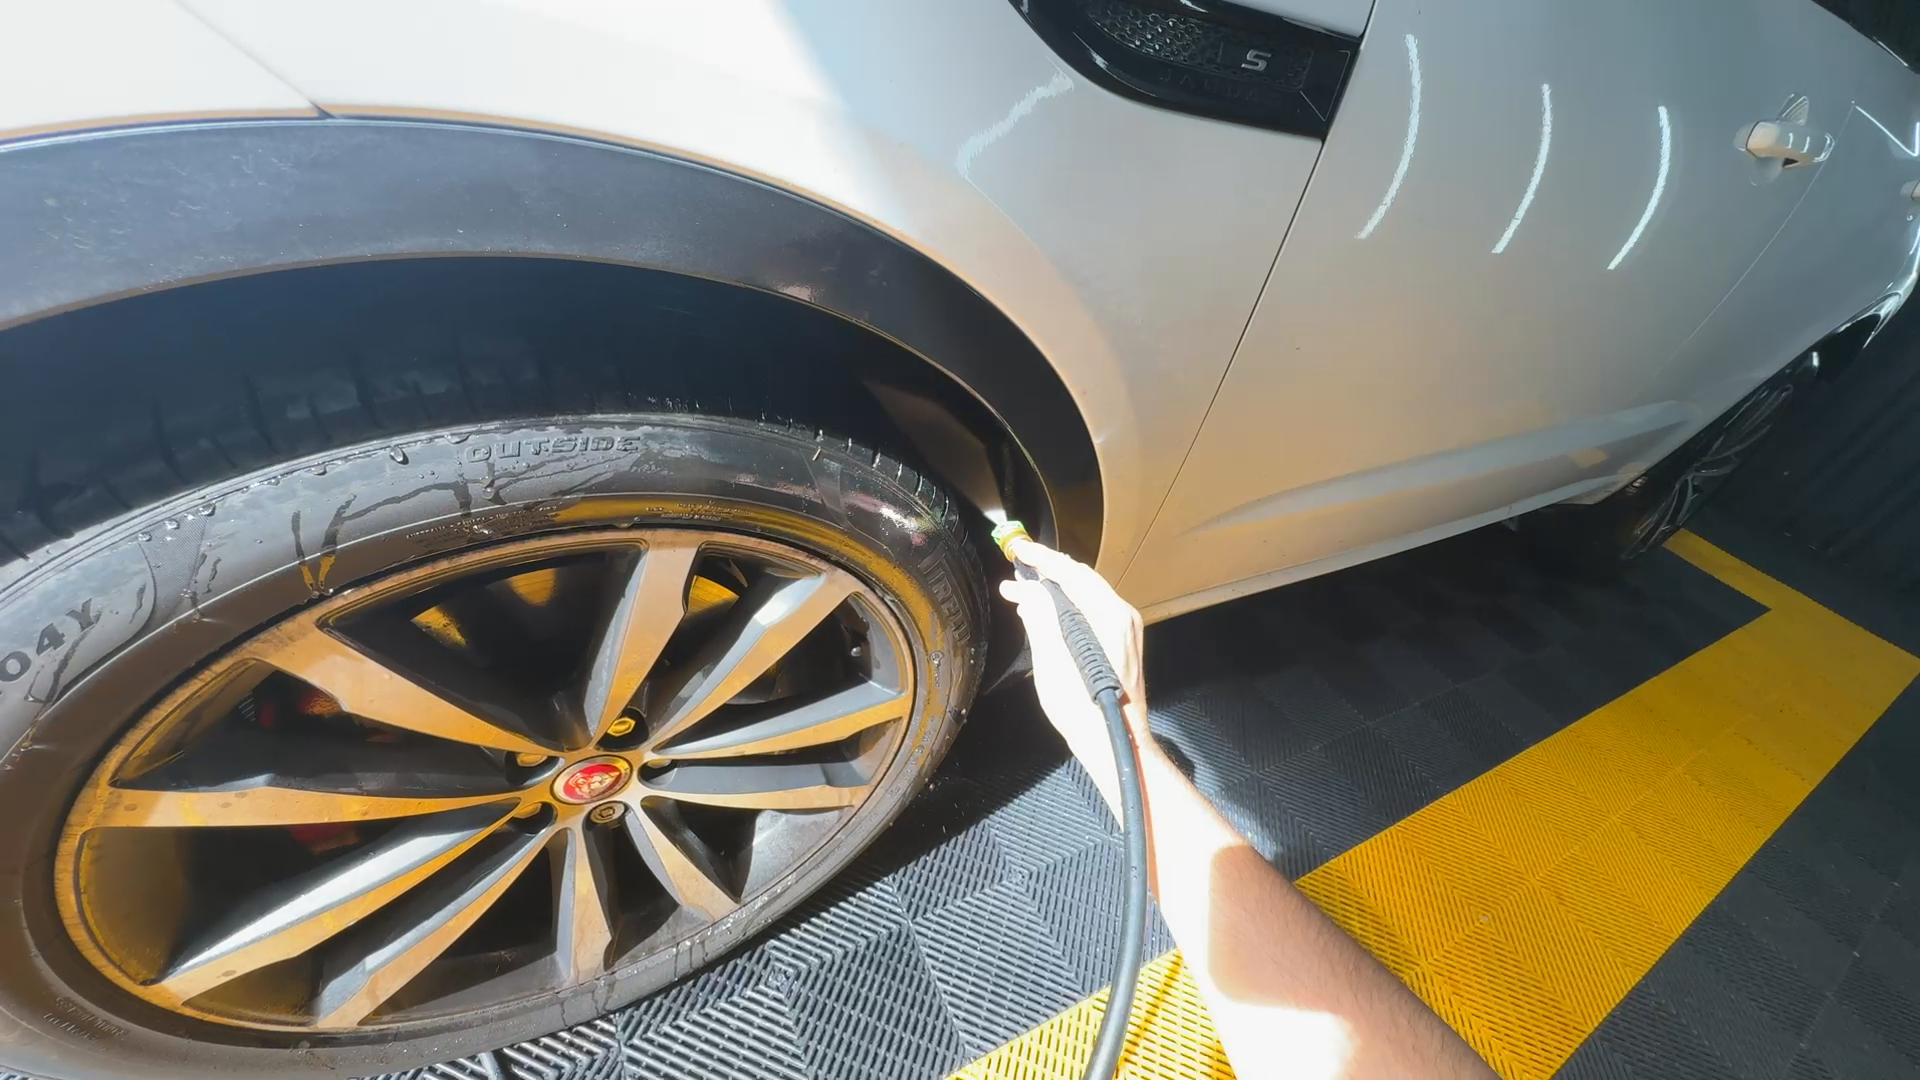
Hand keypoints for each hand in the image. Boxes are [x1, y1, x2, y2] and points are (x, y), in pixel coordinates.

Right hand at [997, 537, 1148, 815]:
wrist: (1114, 742)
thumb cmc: (1080, 706)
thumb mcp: (1051, 660)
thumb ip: (1041, 617)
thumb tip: (1027, 590)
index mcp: (1108, 614)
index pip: (1071, 573)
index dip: (1041, 559)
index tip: (1017, 548)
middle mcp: (1123, 614)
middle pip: (1082, 579)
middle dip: (1048, 571)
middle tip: (1018, 566)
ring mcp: (1126, 629)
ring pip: (1088, 593)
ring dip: (1057, 588)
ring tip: (1026, 588)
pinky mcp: (1124, 642)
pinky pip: (1093, 609)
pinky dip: (1069, 604)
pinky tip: (1048, 610)